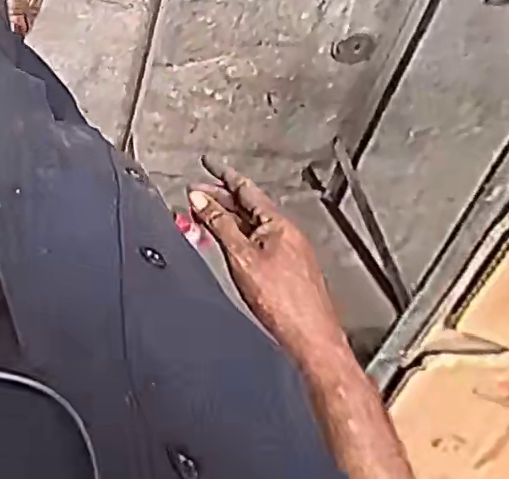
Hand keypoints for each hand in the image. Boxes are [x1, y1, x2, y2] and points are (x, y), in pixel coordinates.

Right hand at [188, 156, 348, 360]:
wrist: (312, 343)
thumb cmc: (284, 303)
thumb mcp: (240, 256)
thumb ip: (218, 224)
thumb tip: (200, 199)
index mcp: (278, 224)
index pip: (245, 188)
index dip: (223, 174)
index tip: (208, 164)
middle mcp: (286, 234)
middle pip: (247, 206)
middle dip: (219, 197)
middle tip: (196, 192)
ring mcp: (288, 252)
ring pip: (251, 225)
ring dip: (226, 217)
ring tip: (203, 214)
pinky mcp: (287, 270)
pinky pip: (256, 241)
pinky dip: (236, 235)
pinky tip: (225, 242)